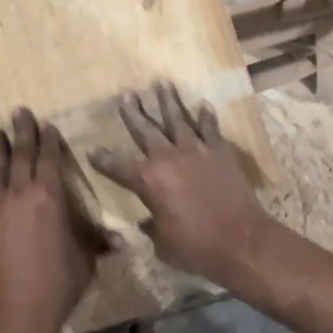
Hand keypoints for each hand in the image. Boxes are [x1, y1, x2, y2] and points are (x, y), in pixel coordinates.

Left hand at [0, 109, 99, 332]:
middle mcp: (23, 193)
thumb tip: (121, 240)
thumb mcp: (85, 260)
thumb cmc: (59, 283)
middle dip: (22, 132)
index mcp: (51, 196)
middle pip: (22, 154)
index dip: (49, 140)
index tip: (47, 124)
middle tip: (19, 111)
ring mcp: (1, 207)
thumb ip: (98, 243)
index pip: (50, 158)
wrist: (19, 311)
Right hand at [87, 84, 276, 282]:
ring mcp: (195, 151)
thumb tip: (147, 222)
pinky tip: (203, 104)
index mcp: (148, 181)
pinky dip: (206, 116)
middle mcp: (167, 158)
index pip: (118, 167)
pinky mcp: (219, 152)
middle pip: (146, 130)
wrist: (241, 240)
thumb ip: (153, 227)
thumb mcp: (165, 245)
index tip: (91, 150)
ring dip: (168, 101)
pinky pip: (210, 128)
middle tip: (127, 94)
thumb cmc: (197, 248)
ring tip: (162, 84)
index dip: (103, 160)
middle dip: (135, 112)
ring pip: (177, 119)